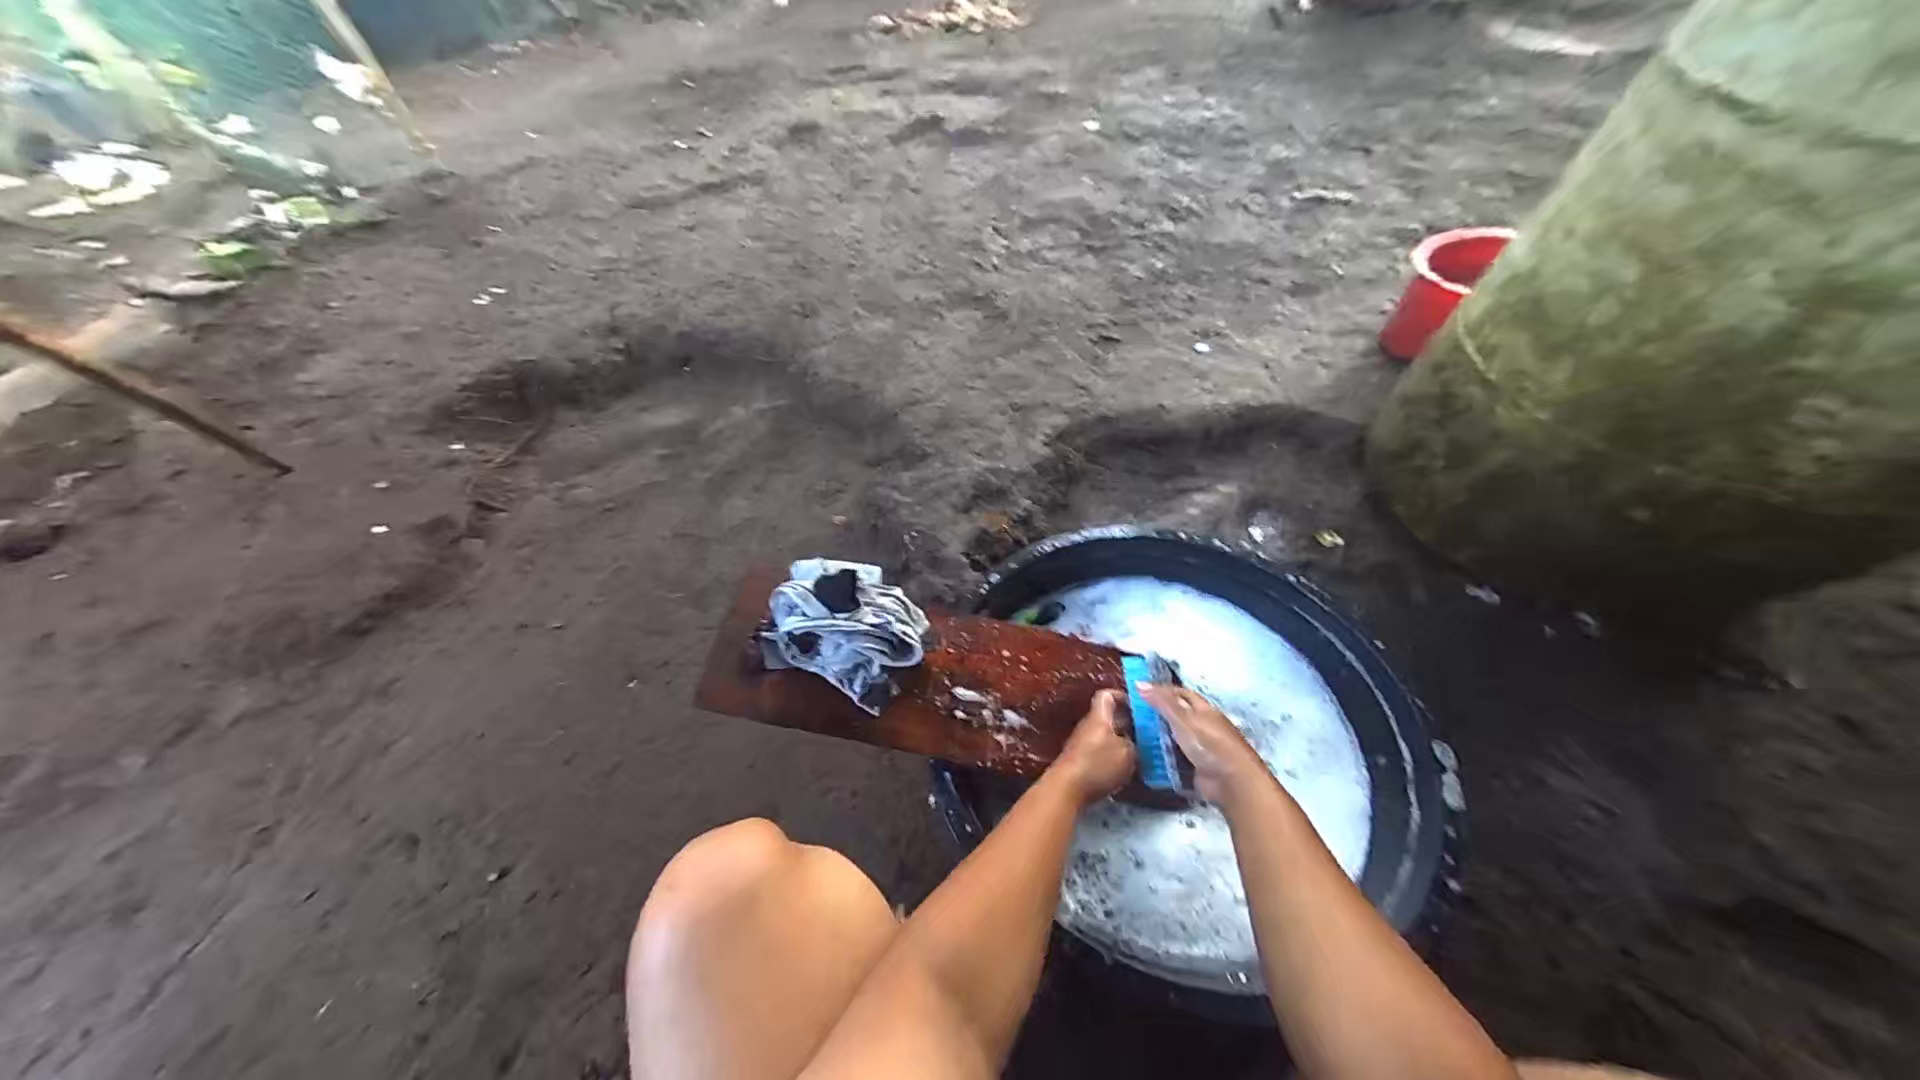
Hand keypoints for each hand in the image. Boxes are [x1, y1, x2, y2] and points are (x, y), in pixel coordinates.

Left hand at [1051, 689, 1136, 803]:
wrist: (1066, 789)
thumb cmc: (1098, 764)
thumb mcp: (1127, 753)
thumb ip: (1136, 743)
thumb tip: (1137, 741)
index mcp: (1099, 717)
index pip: (1107, 695)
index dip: (1123, 697)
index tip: (1141, 707)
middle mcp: (1089, 727)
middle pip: (1110, 717)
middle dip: (1130, 723)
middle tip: (1150, 733)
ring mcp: (1083, 744)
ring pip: (1107, 736)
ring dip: (1124, 742)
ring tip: (1144, 752)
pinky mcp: (1081, 762)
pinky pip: (1102, 752)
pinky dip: (1115, 757)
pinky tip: (1128, 769)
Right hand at [1137, 684, 1274, 804]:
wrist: (1231, 783)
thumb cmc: (1209, 744)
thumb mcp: (1183, 718)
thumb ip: (1162, 702)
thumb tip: (1139, 683)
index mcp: (1204, 710)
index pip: (1181, 694)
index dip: (1162, 690)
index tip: (1140, 692)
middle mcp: (1203, 726)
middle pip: (1177, 716)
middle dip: (1156, 715)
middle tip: (1131, 715)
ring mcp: (1200, 748)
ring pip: (1174, 738)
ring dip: (1157, 738)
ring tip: (1133, 736)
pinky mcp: (1196, 768)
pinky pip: (1174, 759)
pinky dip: (1161, 757)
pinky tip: (1145, 757)